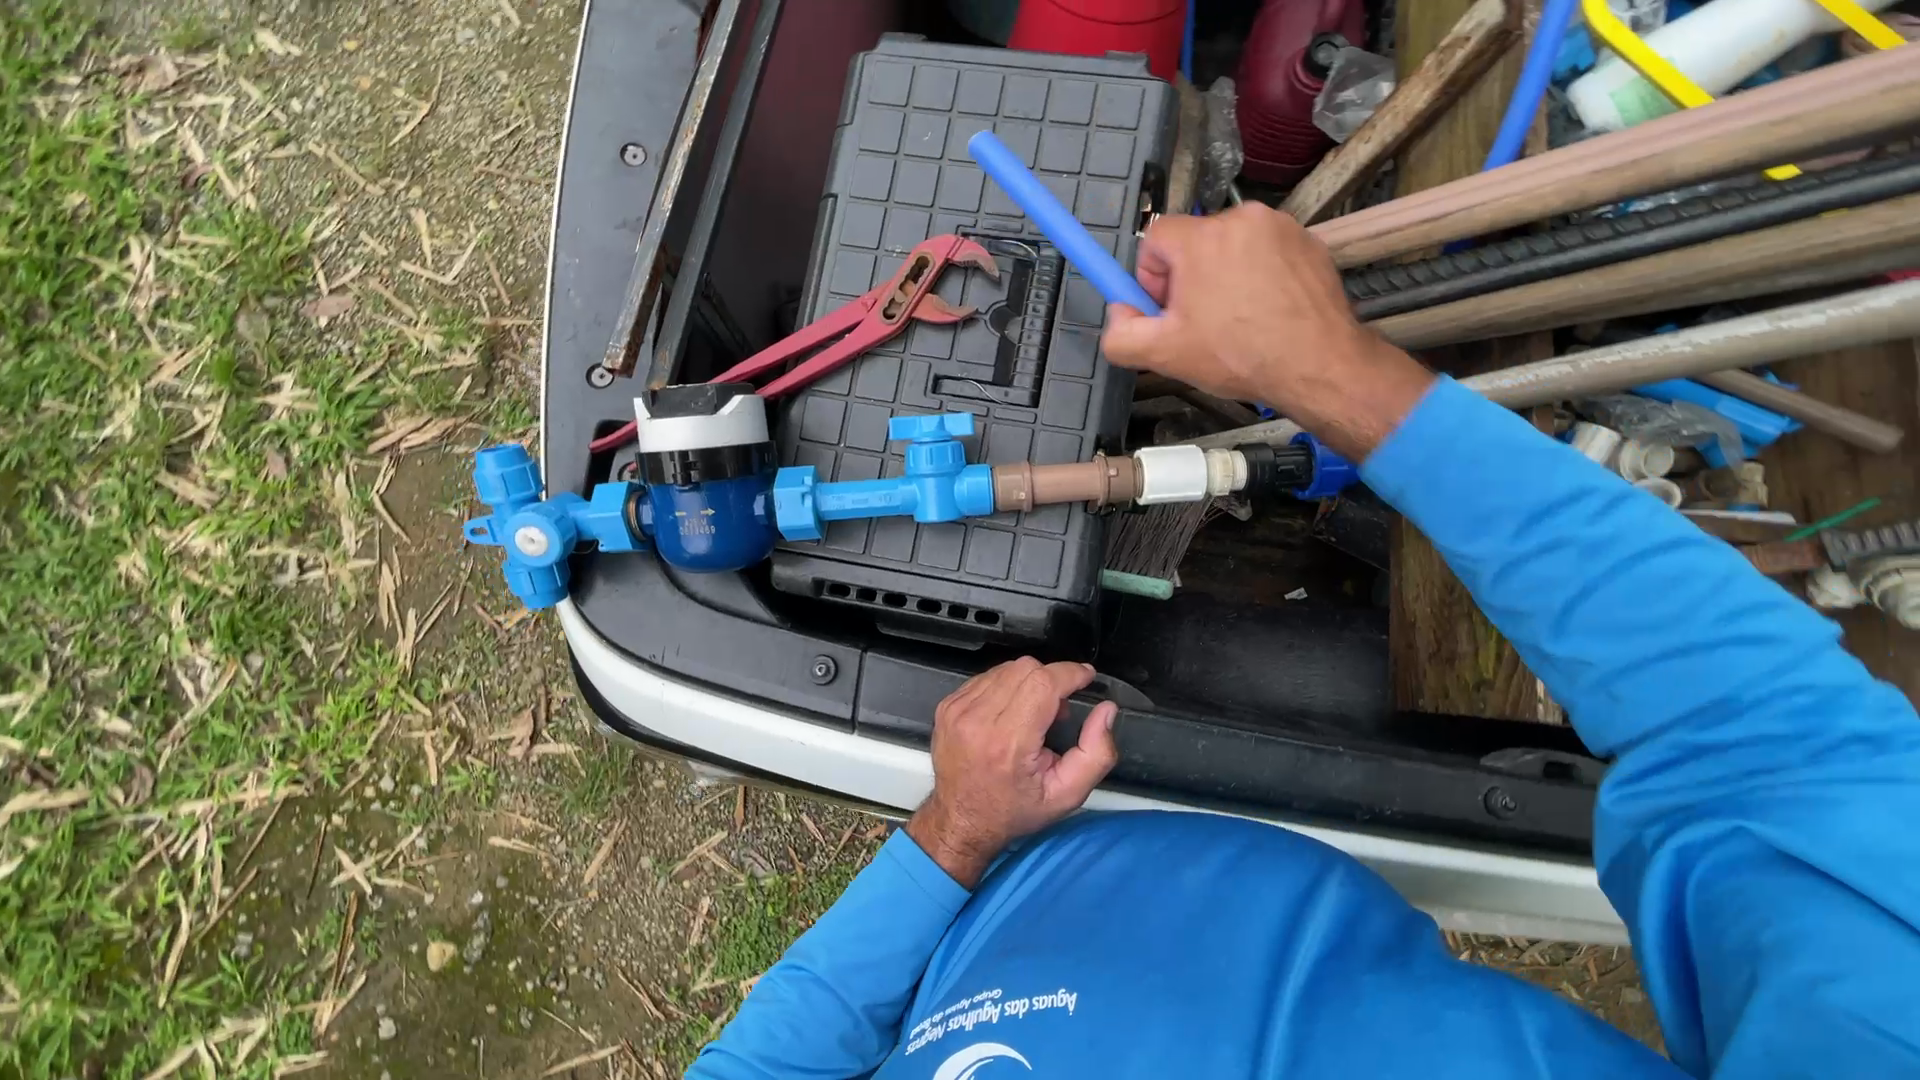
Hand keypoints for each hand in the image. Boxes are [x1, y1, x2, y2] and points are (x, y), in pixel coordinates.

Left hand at [906, 658, 1119, 886]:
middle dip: (1052, 679)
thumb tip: (1106, 710)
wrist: (961, 821)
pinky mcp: (948, 705)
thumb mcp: (1067, 795)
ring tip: (1033, 714)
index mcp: (1009, 742)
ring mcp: (958, 709)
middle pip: (1026, 669)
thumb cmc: (1014, 811)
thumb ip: (1096, 753)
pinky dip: (1006, 687)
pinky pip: (987, 677)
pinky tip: (1009, 714)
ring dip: (1028, 682)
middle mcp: (978, 719)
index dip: (1070, 673)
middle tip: (1058, 710)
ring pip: (1007, 669)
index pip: (1043, 683)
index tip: (1086, 677)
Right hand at [1100, 203, 1435, 460]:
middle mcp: (1242, 220)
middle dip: (1189, 281)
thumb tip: (1118, 315)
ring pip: (1230, 249)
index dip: (1151, 277)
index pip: (1155, 237)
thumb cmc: (1243, 356)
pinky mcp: (1307, 242)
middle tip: (1200, 324)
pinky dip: (1257, 279)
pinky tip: (1263, 315)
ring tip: (1236, 323)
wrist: (1317, 365)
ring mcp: (1280, 228)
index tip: (1164, 309)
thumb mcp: (1162, 355)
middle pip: (1194, 242)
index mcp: (1202, 239)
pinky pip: (1265, 253)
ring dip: (1224, 279)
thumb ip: (1120, 334)